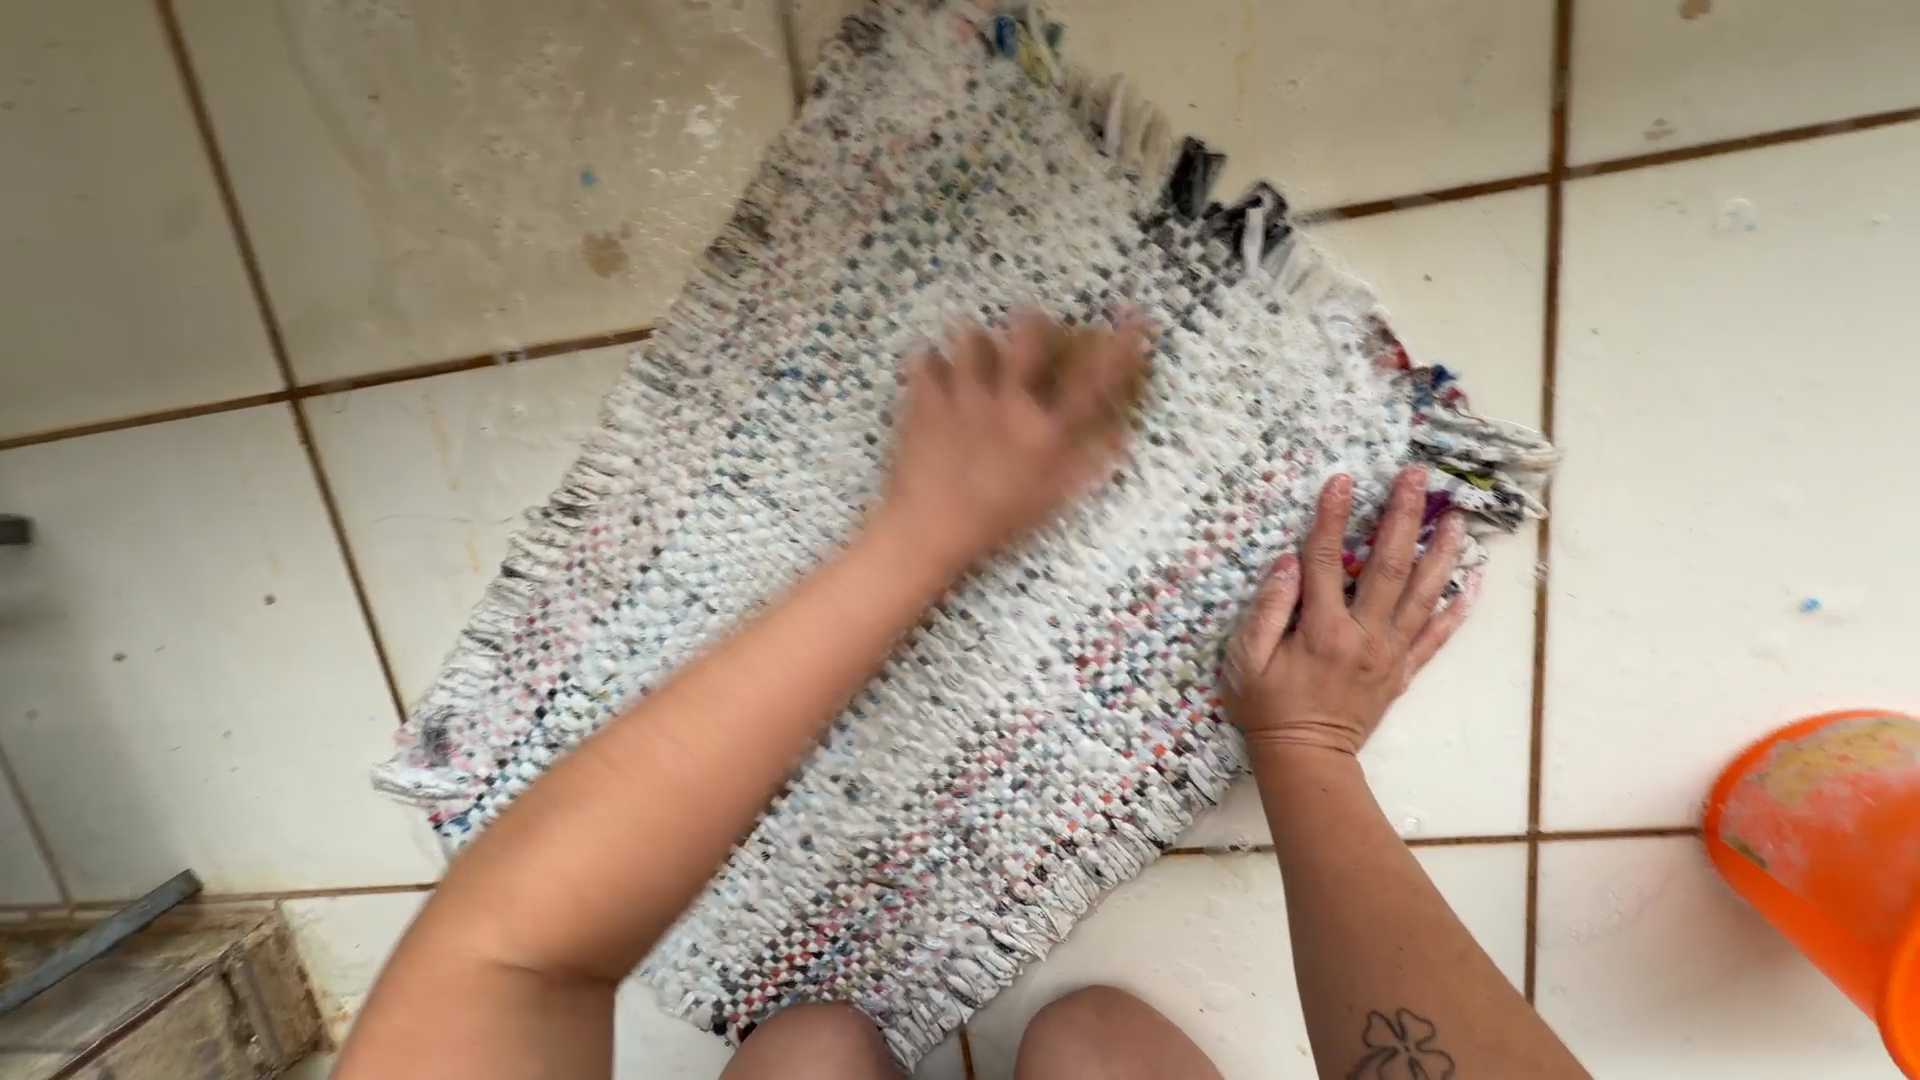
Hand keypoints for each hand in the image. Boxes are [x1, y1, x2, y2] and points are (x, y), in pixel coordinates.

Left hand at [874, 310, 1150, 574]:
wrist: (929, 528)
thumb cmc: (995, 519)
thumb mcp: (1050, 498)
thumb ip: (1087, 463)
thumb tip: (1123, 435)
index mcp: (1045, 430)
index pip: (1094, 382)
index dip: (1121, 348)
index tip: (1137, 320)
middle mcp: (1009, 402)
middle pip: (1029, 337)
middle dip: (1033, 326)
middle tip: (1029, 330)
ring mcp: (963, 395)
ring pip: (971, 338)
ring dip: (975, 345)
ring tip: (972, 358)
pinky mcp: (924, 398)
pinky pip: (925, 361)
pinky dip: (930, 366)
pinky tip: (933, 378)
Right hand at [1224, 466, 1477, 756]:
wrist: (1304, 757)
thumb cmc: (1266, 706)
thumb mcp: (1245, 660)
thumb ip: (1266, 610)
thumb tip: (1286, 563)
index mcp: (1320, 630)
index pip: (1324, 560)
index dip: (1330, 517)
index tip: (1341, 480)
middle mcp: (1363, 635)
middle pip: (1388, 566)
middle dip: (1402, 517)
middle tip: (1414, 478)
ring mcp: (1390, 653)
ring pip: (1423, 595)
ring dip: (1442, 552)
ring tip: (1455, 516)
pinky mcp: (1402, 671)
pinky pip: (1437, 637)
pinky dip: (1457, 609)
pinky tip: (1473, 583)